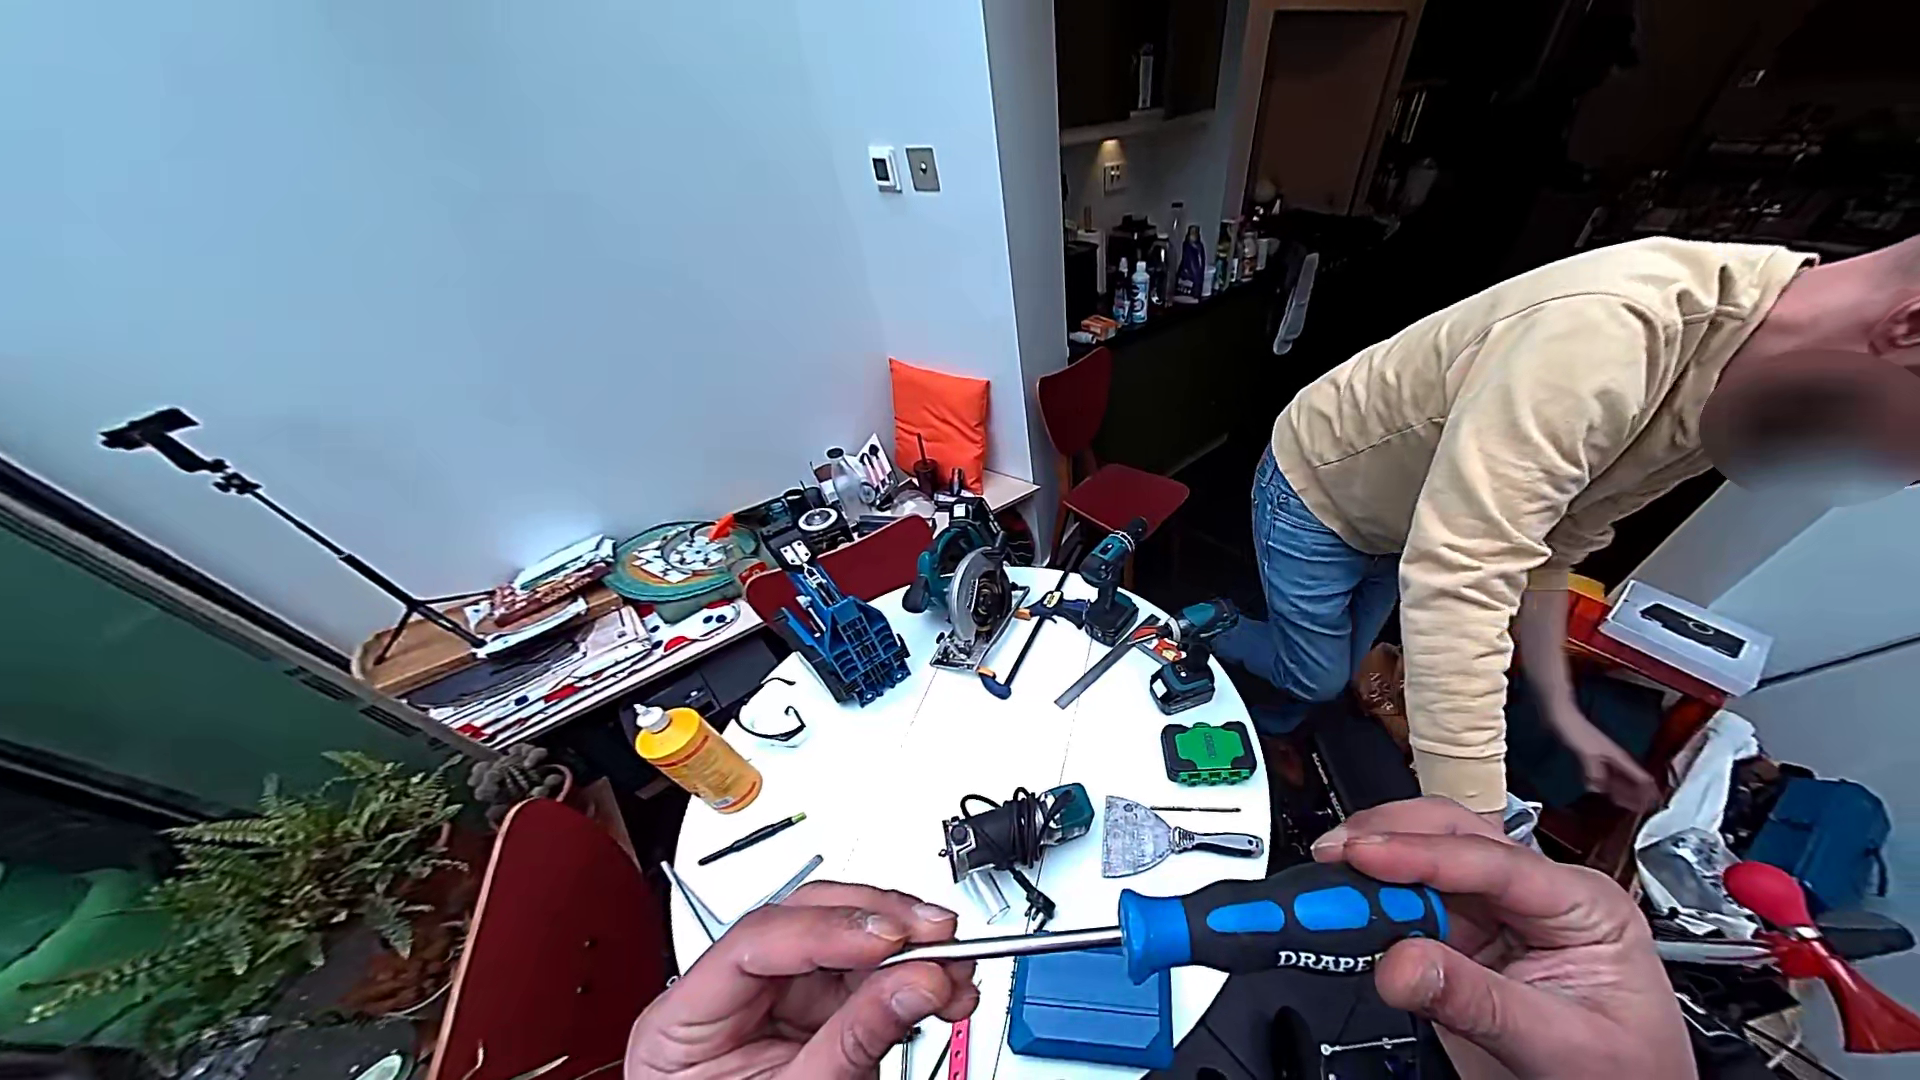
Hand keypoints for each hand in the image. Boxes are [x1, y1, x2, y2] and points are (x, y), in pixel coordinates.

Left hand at [626, 882, 979, 1079]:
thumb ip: (854, 1041)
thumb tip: (918, 979)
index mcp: (683, 1019)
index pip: (756, 940)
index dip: (829, 929)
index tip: (890, 938)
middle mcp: (731, 988)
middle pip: (807, 917)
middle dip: (882, 921)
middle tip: (935, 934)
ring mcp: (775, 990)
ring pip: (848, 931)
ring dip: (909, 943)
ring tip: (953, 963)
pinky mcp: (815, 999)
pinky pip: (867, 966)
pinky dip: (909, 970)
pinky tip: (941, 980)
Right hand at [1314, 798, 1694, 1079]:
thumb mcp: (1560, 1051)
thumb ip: (1476, 1003)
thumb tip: (1398, 964)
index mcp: (1583, 904)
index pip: (1489, 858)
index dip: (1417, 852)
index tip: (1359, 855)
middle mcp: (1530, 886)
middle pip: (1445, 827)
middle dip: (1383, 834)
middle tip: (1334, 856)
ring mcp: (1484, 896)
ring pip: (1413, 842)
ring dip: (1366, 855)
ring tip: (1332, 881)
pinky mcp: (1447, 914)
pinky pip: (1395, 884)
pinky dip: (1363, 885)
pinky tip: (1344, 895)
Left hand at [1552, 706, 1659, 812]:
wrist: (1561, 715)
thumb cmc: (1576, 731)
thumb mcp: (1586, 753)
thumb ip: (1594, 771)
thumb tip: (1598, 790)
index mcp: (1621, 759)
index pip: (1644, 780)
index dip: (1650, 794)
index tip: (1651, 809)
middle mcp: (1617, 759)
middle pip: (1635, 781)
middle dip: (1638, 796)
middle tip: (1636, 811)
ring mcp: (1605, 757)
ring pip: (1621, 778)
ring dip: (1623, 792)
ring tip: (1621, 805)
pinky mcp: (1591, 756)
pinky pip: (1605, 774)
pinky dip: (1607, 784)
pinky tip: (1600, 790)